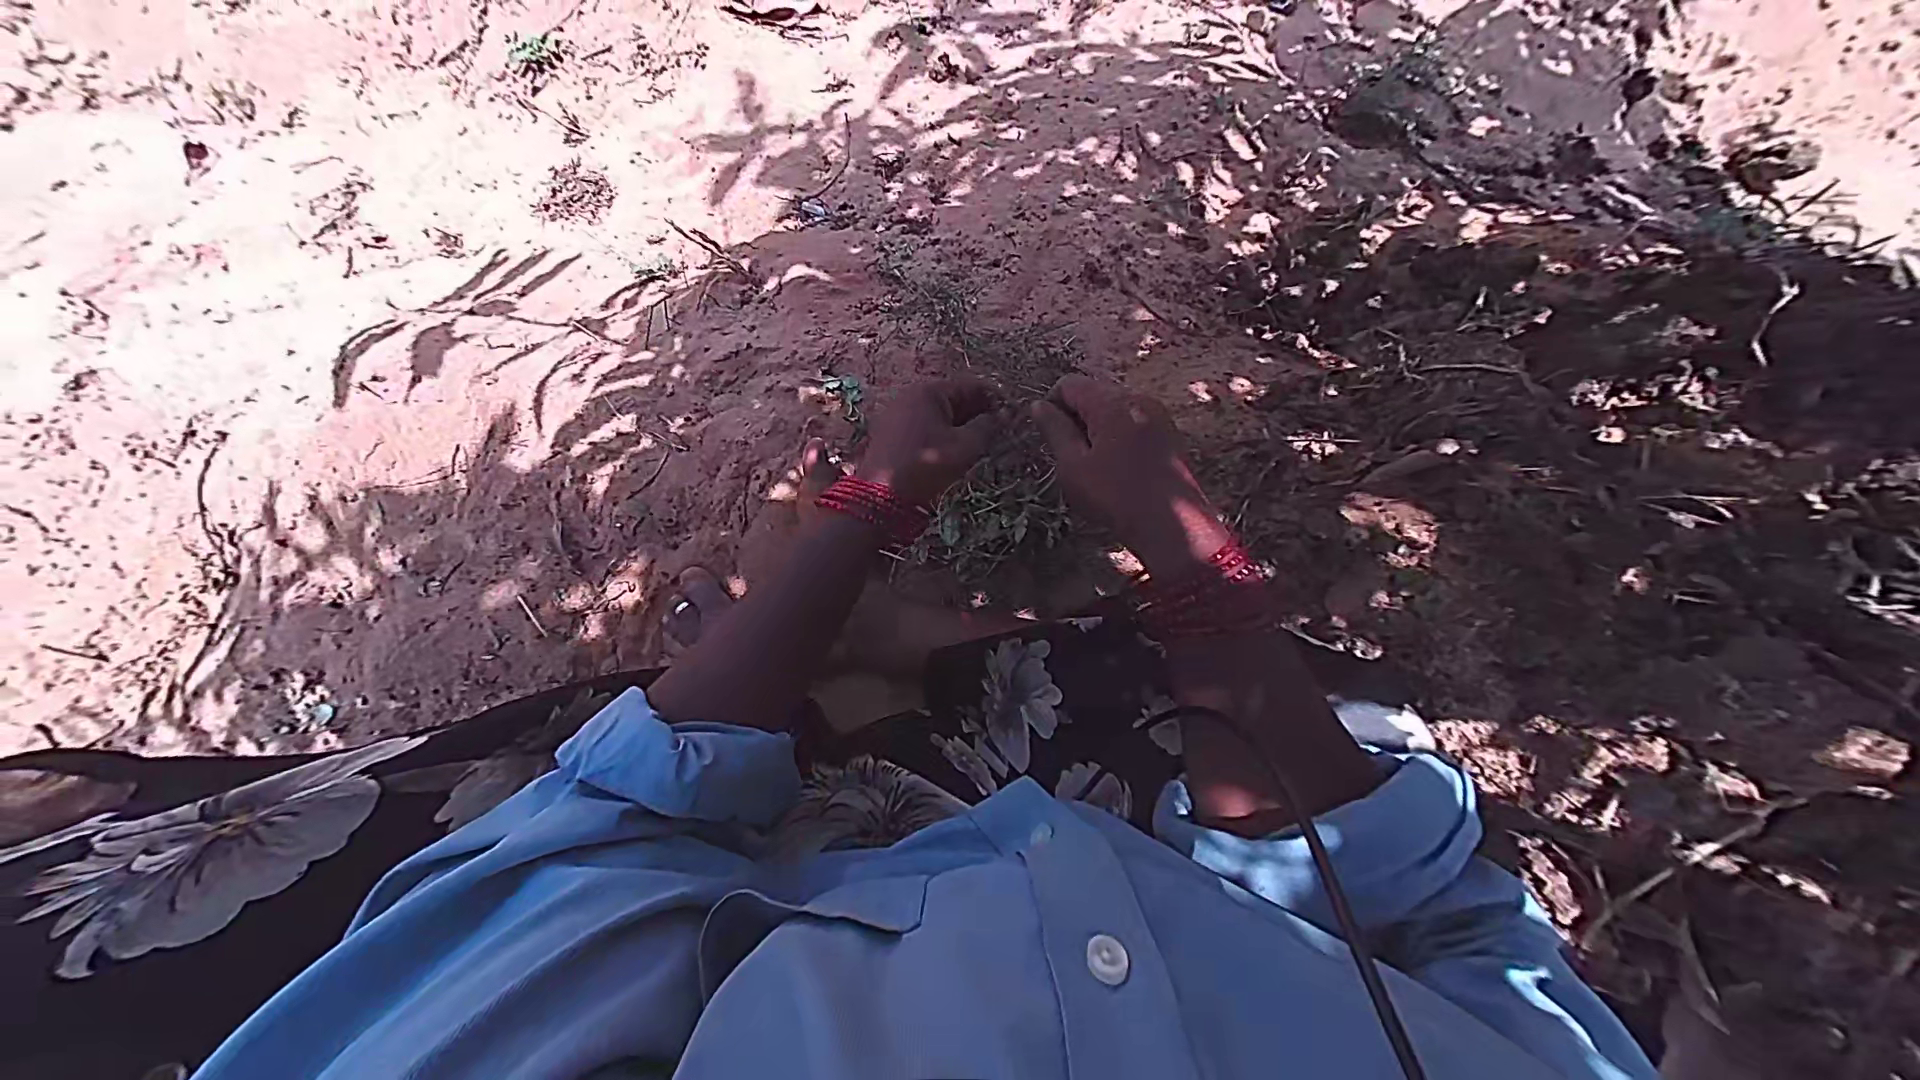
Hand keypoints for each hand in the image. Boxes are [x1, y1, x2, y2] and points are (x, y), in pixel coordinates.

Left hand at [857, 378, 1001, 505]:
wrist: (880, 498)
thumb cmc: (925, 466)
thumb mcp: (964, 446)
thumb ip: (988, 427)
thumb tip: (1003, 416)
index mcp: (928, 391)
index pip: (971, 386)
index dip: (995, 400)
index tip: (1013, 416)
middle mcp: (910, 397)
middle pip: (954, 399)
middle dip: (979, 414)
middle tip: (1000, 433)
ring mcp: (897, 415)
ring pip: (940, 415)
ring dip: (962, 427)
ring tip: (981, 445)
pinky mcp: (891, 436)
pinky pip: (925, 428)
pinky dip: (944, 435)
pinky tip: (955, 452)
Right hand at [1031, 375, 1229, 575]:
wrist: (1172, 526)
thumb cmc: (1116, 497)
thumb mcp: (1073, 466)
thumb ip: (1055, 430)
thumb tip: (1039, 406)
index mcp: (1112, 403)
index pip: (1070, 384)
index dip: (1051, 406)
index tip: (1050, 437)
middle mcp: (1138, 399)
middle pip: (1094, 394)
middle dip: (1075, 418)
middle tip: (1071, 458)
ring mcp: (1158, 416)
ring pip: (1113, 410)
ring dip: (1096, 430)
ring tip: (1094, 468)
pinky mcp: (1168, 434)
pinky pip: (1132, 424)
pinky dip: (1117, 438)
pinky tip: (1117, 470)